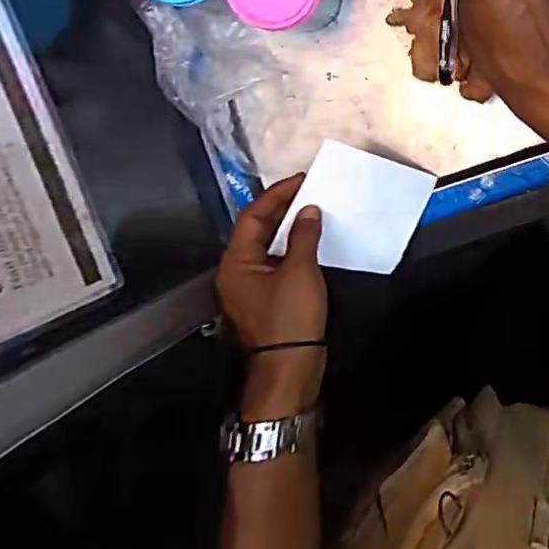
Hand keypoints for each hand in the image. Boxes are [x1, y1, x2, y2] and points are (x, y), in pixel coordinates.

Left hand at [216, 175, 326, 417]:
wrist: (291, 367)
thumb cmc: (290, 317)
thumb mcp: (300, 271)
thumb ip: (304, 236)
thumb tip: (309, 211)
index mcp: (236, 262)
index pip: (252, 216)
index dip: (276, 195)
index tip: (301, 181)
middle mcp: (236, 272)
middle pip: (256, 230)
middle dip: (281, 210)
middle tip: (308, 192)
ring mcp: (250, 288)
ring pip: (267, 247)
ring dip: (288, 228)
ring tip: (312, 211)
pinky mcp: (266, 300)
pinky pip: (276, 263)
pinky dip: (292, 248)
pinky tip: (311, 242)